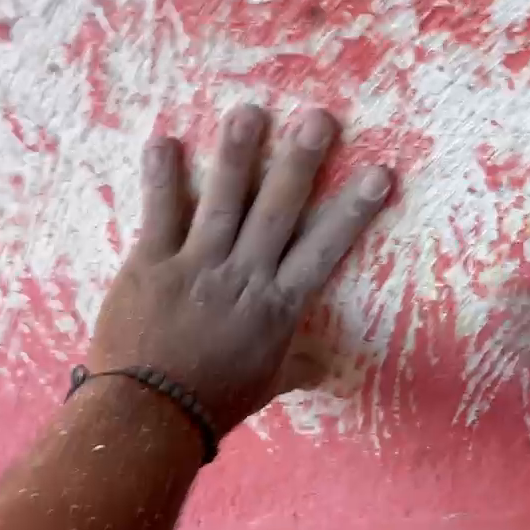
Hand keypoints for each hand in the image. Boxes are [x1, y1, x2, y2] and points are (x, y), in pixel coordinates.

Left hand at [88, 105, 392, 429]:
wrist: (149, 418)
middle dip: (300, 162)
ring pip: (223, 202)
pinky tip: (163, 140)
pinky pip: (159, 215)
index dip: (353, 209)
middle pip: (277, 211)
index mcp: (278, 304)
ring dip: (237, 155)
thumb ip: (298, 366)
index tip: (379, 174)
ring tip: (250, 112)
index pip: (324, 249)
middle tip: (318, 119)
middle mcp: (243, 275)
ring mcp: (197, 265)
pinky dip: (161, 178)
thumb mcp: (269, 384)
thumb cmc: (216, 401)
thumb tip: (325, 369)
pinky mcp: (151, 264)